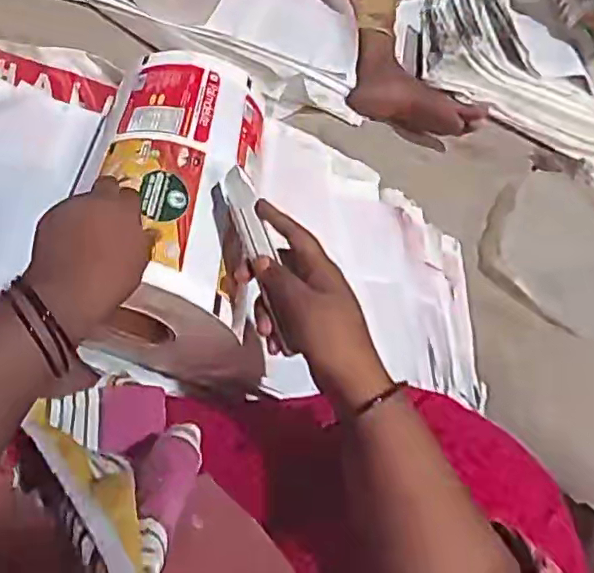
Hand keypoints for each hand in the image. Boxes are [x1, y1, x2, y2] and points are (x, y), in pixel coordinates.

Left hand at [22, 177, 151, 342]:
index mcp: (125, 210)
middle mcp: (99, 200)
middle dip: (108, 197)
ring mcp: (73, 206)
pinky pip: (63, 213)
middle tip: (107, 217)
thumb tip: (145, 235)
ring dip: (86, 211)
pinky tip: (67, 242)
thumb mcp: (136, 264)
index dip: (129, 206)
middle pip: (107, 185)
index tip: (127, 217)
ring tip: (85, 236)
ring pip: (84, 200)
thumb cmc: (107, 283)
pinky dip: (66, 222)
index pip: (131, 195)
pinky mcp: (52, 215)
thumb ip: (142, 241)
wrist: (66, 294)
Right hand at [240, 200, 389, 409]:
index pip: (297, 236)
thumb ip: (278, 278)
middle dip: (261, 278)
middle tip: (239, 282)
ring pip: (280, 295)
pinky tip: (279, 345)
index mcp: (322, 271)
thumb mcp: (300, 304)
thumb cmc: (330, 337)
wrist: (354, 386)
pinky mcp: (313, 328)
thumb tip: (261, 259)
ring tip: (267, 332)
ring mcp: (317, 306)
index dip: (278, 220)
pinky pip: (287, 317)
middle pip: (282, 267)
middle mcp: (319, 283)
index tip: (258, 207)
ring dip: (268, 310)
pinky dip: (278, 327)